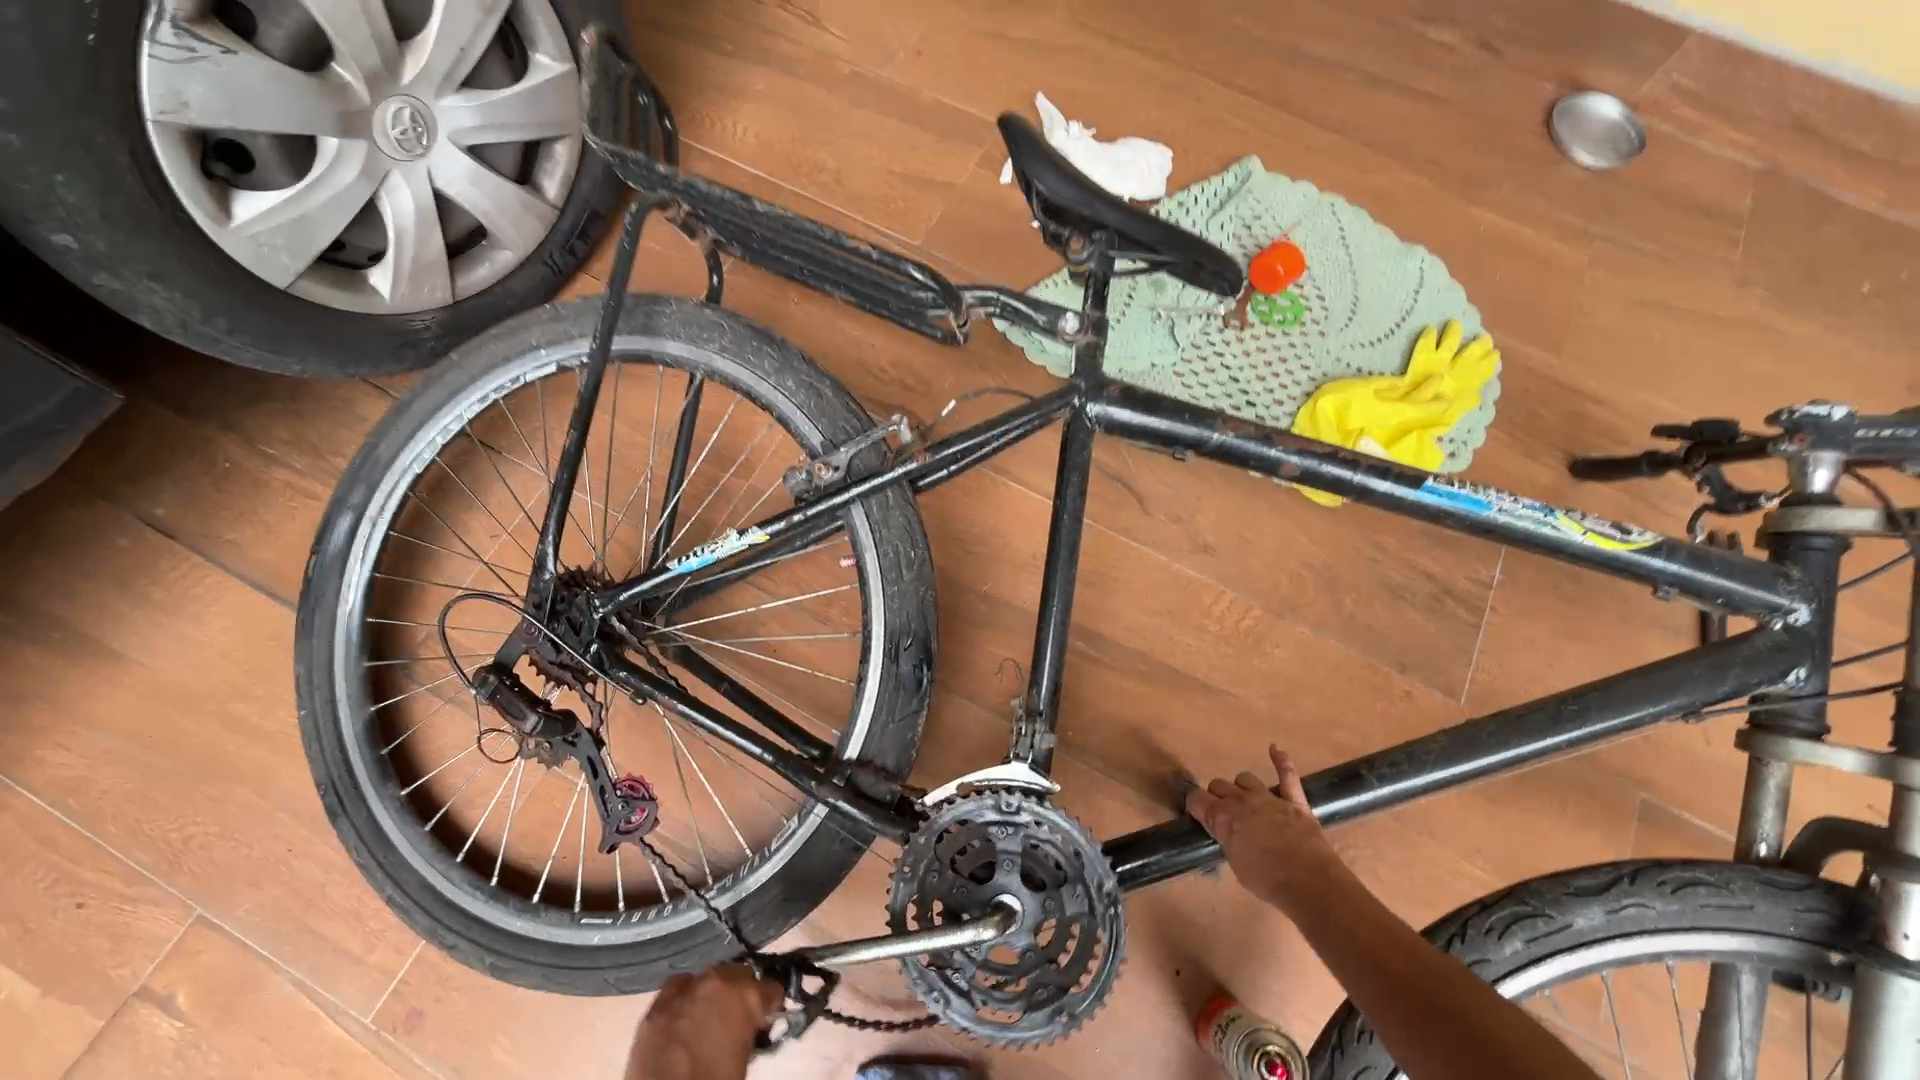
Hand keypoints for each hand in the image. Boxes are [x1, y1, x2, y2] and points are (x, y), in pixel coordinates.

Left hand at [627, 963, 782, 1079]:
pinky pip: (679, 986)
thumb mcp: (744, 1057)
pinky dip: (685, 996)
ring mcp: (687, 987)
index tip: (764, 1018)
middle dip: (741, 992)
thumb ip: (749, 1031)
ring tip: (709, 1013)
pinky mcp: (659, 1000)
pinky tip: (684, 1013)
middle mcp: (720, 981)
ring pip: (709, 975)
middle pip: (740, 973)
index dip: (769, 1005)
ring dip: (713, 991)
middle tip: (736, 1017)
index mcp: (748, 997)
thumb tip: (747, 1028)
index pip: (772, 988)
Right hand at [1185, 745, 1344, 912]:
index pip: (1196, 800)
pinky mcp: (1294, 801)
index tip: (1195, 812)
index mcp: (1221, 818)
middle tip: (1221, 813)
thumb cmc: (1267, 881)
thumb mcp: (1235, 864)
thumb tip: (1228, 835)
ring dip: (1241, 787)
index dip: (1194, 805)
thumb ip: (1228, 842)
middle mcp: (1241, 801)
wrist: (1310, 883)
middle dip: (1216, 796)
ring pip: (1245, 778)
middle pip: (1219, 785)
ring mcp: (1268, 798)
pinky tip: (1275, 749)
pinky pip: (1287, 775)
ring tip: (1244, 800)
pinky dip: (1281, 761)